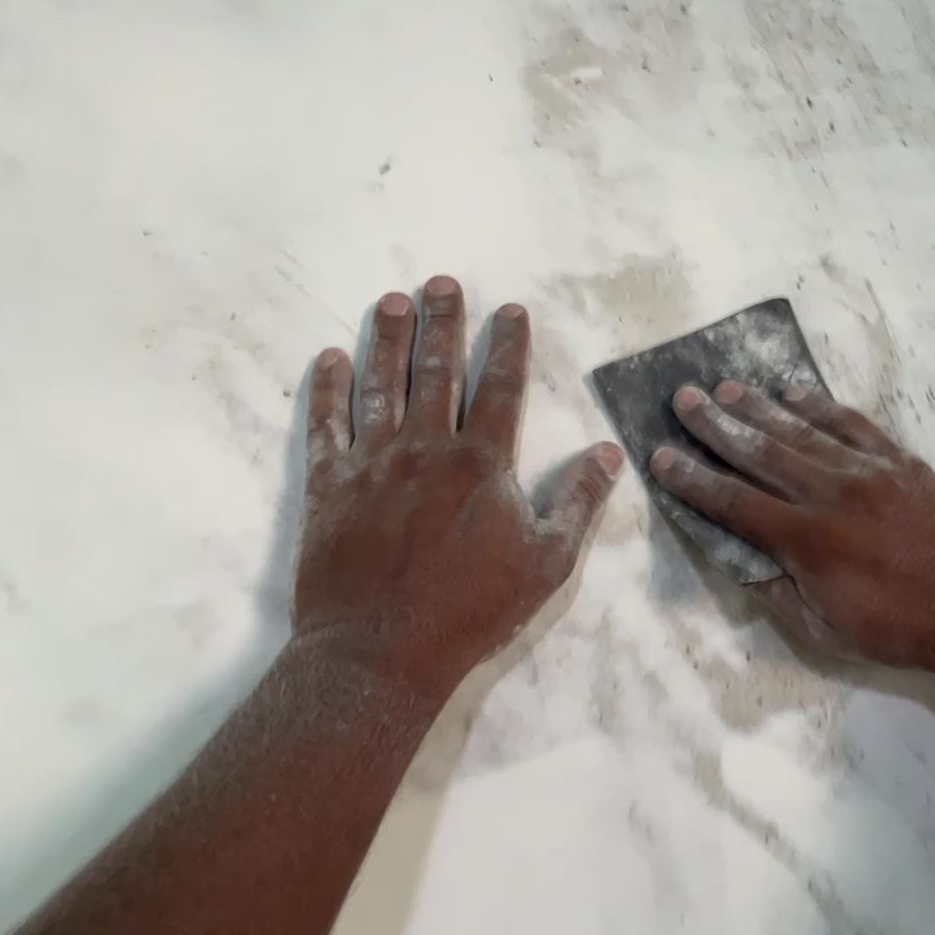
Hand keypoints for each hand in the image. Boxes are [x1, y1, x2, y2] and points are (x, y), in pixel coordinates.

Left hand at [292, 276, 624, 701]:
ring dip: (387, 340)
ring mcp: (374, 464)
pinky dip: (327, 391)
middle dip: (443, 323)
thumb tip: (608, 453)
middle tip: (440, 282)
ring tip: (391, 302)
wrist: (381, 651)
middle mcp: (427, 448)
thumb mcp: (548, 562)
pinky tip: (328, 360)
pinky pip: (326, 427)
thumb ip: (579, 502)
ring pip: (382, 386)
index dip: (508, 345)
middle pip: (437, 371)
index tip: (509, 309)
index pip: (501, 387)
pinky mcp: (329, 487)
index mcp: (482, 463)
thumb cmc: (473, 608)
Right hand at [650, 382, 934, 677]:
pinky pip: (853, 424)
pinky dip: (821, 406)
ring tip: (728, 387)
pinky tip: (795, 392)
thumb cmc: (895, 630)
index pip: (735, 503)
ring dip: (761, 407)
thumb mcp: (822, 629)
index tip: (662, 457)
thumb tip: (735, 556)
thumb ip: (774, 589)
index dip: (694, 480)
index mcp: (809, 542)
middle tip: (685, 398)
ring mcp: (869, 471)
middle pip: (762, 452)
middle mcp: (832, 495)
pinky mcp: (900, 461)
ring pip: (803, 430)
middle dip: (717, 425)